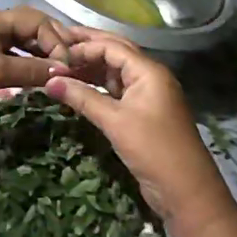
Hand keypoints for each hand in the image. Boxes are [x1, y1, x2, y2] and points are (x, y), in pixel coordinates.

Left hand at [0, 7, 73, 129]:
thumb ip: (33, 69)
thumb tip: (66, 71)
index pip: (36, 20)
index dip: (55, 40)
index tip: (68, 65)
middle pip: (31, 28)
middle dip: (52, 44)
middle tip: (72, 65)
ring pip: (23, 44)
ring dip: (41, 56)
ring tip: (60, 74)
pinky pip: (14, 59)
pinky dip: (28, 66)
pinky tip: (40, 80)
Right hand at [43, 29, 235, 231]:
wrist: (187, 193)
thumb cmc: (153, 150)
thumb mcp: (115, 122)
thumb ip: (82, 97)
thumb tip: (48, 81)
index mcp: (148, 71)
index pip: (112, 46)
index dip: (84, 47)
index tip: (56, 54)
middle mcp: (149, 76)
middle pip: (115, 52)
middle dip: (87, 47)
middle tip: (57, 43)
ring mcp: (147, 95)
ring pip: (115, 72)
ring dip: (90, 68)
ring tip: (62, 66)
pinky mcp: (143, 113)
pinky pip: (117, 90)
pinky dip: (97, 87)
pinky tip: (78, 88)